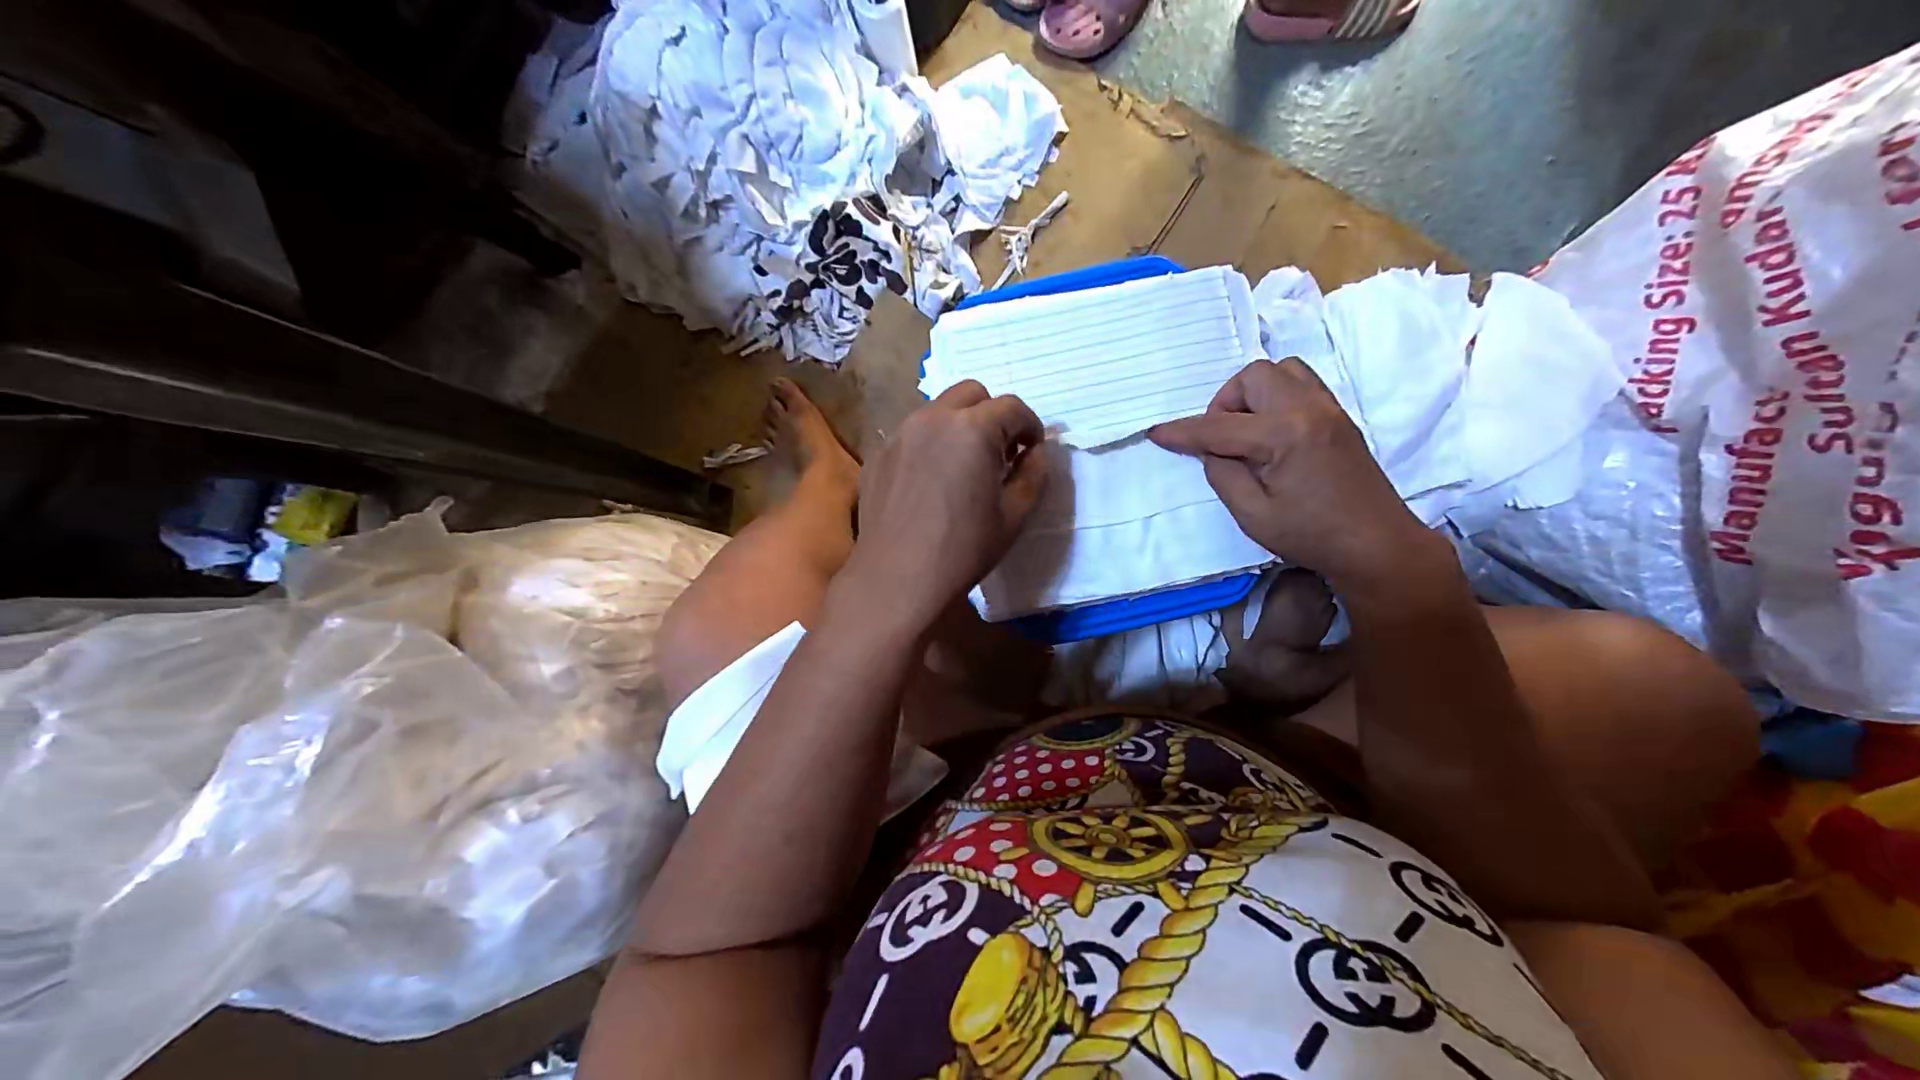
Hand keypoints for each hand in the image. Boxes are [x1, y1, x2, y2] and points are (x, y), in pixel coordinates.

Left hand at [841, 380, 1048, 627]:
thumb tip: (1035, 453)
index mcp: (972, 429)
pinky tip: (931, 483)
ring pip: (937, 411)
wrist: (897, 578)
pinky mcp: (878, 455)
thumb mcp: (1014, 515)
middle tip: (999, 452)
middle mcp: (932, 419)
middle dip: (992, 415)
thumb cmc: (963, 549)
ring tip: (963, 466)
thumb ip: (1033, 474)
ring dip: (958, 426)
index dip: (1029, 427)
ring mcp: (899, 435)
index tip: (1031, 451)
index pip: (1012, 407)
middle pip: (971, 394)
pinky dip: (929, 445)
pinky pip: (911, 435)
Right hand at [1148, 358, 1435, 586]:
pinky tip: (1271, 431)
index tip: (1158, 433)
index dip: (1184, 431)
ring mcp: (1329, 409)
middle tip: (1220, 438)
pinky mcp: (1339, 418)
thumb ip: (1222, 473)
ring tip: (1246, 430)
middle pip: (1254, 376)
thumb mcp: (1252, 514)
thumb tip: (1211, 449)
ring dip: (1254, 393)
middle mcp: (1309, 409)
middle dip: (1226, 402)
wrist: (1376, 545)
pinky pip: (1302, 384)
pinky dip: (1277, 396)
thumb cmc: (1311, 535)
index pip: (1219, 426)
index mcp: (1285, 434)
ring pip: (1282, 371)